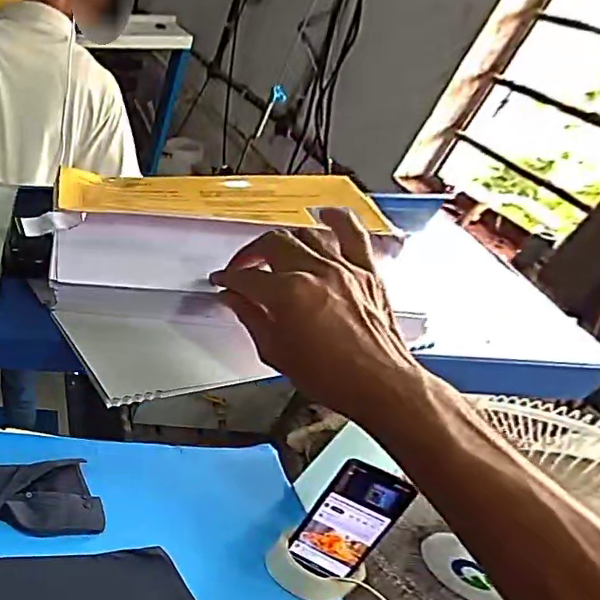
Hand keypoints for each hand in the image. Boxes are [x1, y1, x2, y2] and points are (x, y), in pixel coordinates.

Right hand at [209, 207, 427, 422]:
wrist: (378, 384)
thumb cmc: (331, 376)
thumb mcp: (274, 350)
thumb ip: (250, 317)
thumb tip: (234, 300)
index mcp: (286, 294)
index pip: (245, 276)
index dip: (227, 278)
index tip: (221, 281)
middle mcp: (314, 273)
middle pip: (271, 244)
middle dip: (249, 255)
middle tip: (241, 267)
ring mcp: (343, 268)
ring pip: (305, 234)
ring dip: (283, 240)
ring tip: (273, 251)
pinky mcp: (367, 271)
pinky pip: (353, 233)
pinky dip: (337, 219)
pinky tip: (324, 214)